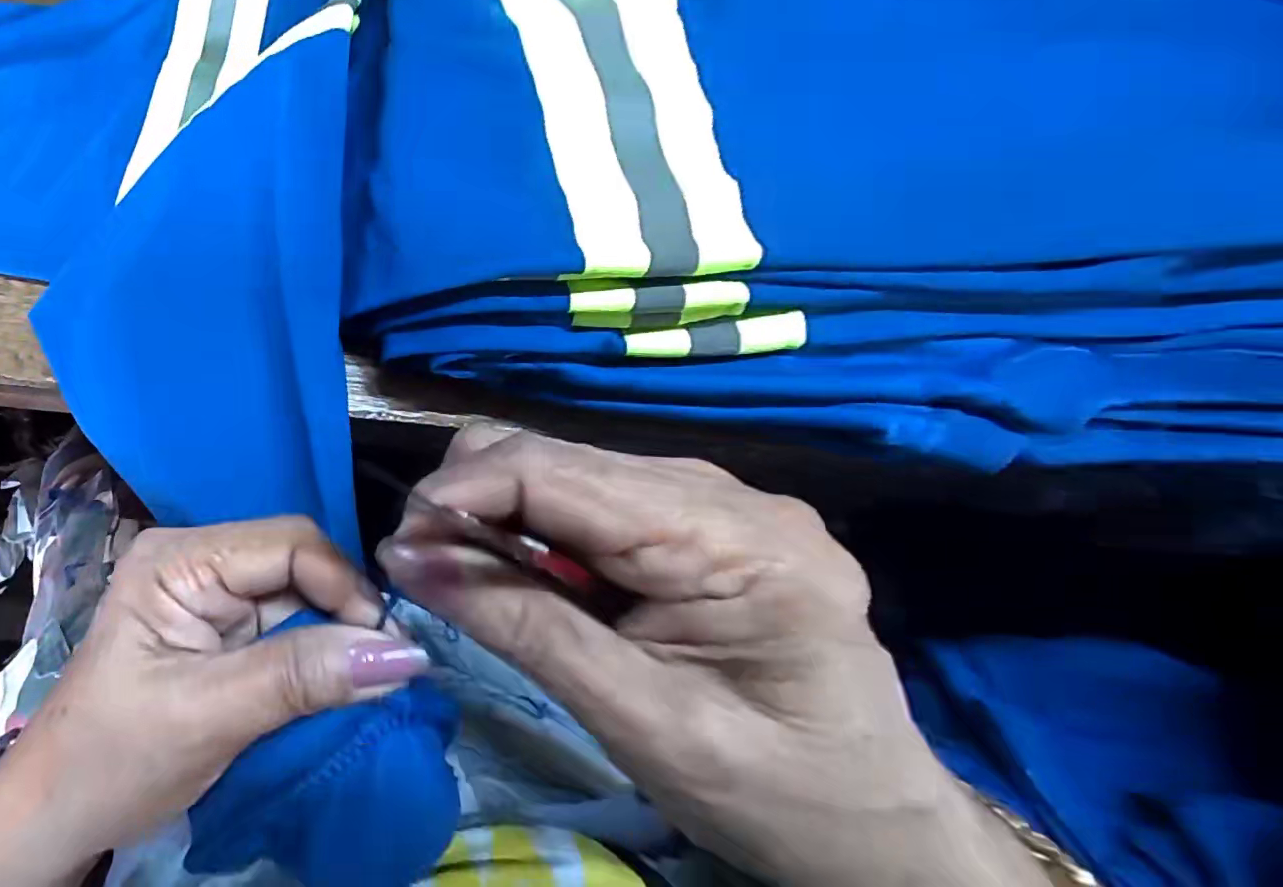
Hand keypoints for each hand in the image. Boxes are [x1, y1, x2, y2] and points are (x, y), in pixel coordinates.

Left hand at [0, 516, 429, 886]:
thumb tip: (403, 654)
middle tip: (389, 664)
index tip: (386, 644)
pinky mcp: (223, 630)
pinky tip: (346, 676)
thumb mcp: (209, 715)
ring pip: (300, 595)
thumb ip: (302, 677)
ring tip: (378, 673)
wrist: (55, 817)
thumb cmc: (113, 759)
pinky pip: (290, 625)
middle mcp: (200, 560)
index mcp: (180, 558)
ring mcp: (212, 595)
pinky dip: (321, 651)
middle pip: (297, 563)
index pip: (286, 542)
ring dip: (339, 632)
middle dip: (345, 608)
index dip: (343, 583)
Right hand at [377, 427, 1050, 886]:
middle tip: (426, 568)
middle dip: (471, 499)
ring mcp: (708, 494)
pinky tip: (526, 572)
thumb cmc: (778, 797)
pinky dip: (533, 526)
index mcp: (731, 538)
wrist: (882, 828)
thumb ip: (522, 629)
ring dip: (497, 512)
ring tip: (469, 576)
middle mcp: (719, 490)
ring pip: (559, 467)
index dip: (463, 491)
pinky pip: (584, 494)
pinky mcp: (691, 511)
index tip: (400, 544)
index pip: (557, 472)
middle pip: (553, 455)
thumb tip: (409, 560)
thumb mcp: (640, 723)